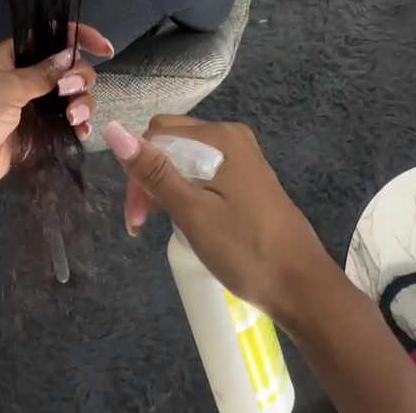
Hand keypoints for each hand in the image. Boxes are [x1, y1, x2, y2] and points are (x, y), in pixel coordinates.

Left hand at [0, 25, 111, 215]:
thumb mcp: (6, 87)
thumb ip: (43, 73)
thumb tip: (70, 56)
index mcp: (11, 57)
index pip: (51, 38)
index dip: (78, 38)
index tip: (105, 48)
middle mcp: (22, 80)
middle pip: (67, 70)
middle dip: (80, 79)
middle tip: (71, 95)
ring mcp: (28, 110)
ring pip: (69, 100)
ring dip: (81, 105)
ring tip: (75, 119)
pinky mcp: (31, 139)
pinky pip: (62, 128)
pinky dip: (76, 129)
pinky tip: (81, 134)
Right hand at [103, 116, 337, 321]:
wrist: (302, 287)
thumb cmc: (246, 250)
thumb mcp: (192, 212)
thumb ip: (153, 171)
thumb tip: (113, 128)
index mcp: (219, 137)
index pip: (158, 135)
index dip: (137, 171)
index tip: (136, 216)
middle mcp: (231, 136)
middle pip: (171, 142)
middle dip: (149, 177)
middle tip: (142, 222)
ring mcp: (242, 156)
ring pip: (185, 158)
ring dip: (165, 186)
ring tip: (162, 224)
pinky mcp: (247, 177)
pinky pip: (204, 170)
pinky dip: (187, 190)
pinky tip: (187, 218)